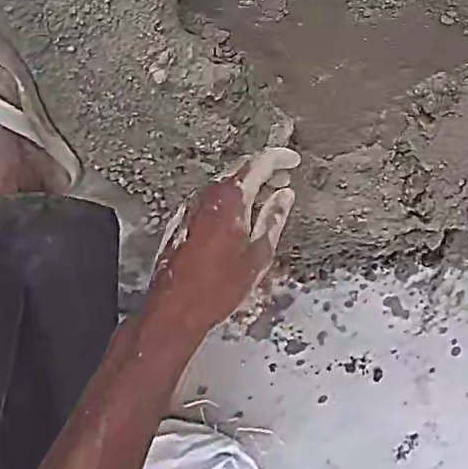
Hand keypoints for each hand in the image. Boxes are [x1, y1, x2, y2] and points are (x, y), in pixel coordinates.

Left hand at [144, 147, 299, 338]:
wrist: (173, 311)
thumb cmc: (220, 286)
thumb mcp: (258, 254)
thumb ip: (274, 218)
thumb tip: (285, 195)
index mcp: (231, 197)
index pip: (259, 163)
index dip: (279, 157)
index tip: (294, 160)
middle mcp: (208, 194)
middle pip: (240, 169)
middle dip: (264, 170)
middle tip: (284, 181)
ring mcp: (191, 206)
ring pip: (224, 183)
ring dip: (247, 185)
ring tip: (266, 199)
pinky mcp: (181, 220)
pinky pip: (211, 198)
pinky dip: (230, 198)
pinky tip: (239, 217)